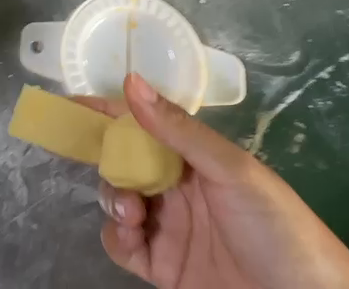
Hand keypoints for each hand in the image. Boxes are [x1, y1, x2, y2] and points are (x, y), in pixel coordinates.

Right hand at [87, 74, 348, 288]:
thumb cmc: (278, 227)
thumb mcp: (233, 171)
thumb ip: (179, 130)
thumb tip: (130, 80)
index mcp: (193, 157)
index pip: (142, 123)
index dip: (107, 112)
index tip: (70, 104)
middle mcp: (176, 187)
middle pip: (122, 162)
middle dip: (108, 161)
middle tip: (115, 170)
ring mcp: (168, 228)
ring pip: (117, 200)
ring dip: (114, 198)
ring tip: (133, 211)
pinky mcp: (163, 268)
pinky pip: (122, 245)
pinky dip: (117, 236)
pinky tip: (132, 235)